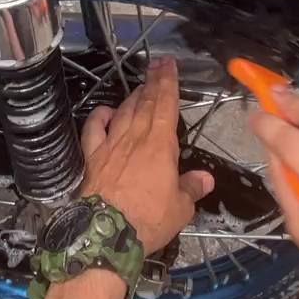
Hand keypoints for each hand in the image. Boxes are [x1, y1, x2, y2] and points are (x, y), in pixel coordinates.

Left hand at [76, 55, 215, 251]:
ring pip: (124, 111)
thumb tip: (206, 179)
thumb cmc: (147, 220)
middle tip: (157, 64)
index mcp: (160, 143)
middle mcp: (135, 136)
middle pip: (146, 101)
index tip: (169, 63)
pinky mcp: (92, 156)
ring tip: (141, 87)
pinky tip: (106, 110)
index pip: (166, 103)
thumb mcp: (180, 209)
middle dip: (153, 80)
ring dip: (133, 96)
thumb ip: (192, 189)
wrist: (105, 234)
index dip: (168, 81)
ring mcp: (111, 144)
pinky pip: (94, 128)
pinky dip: (100, 115)